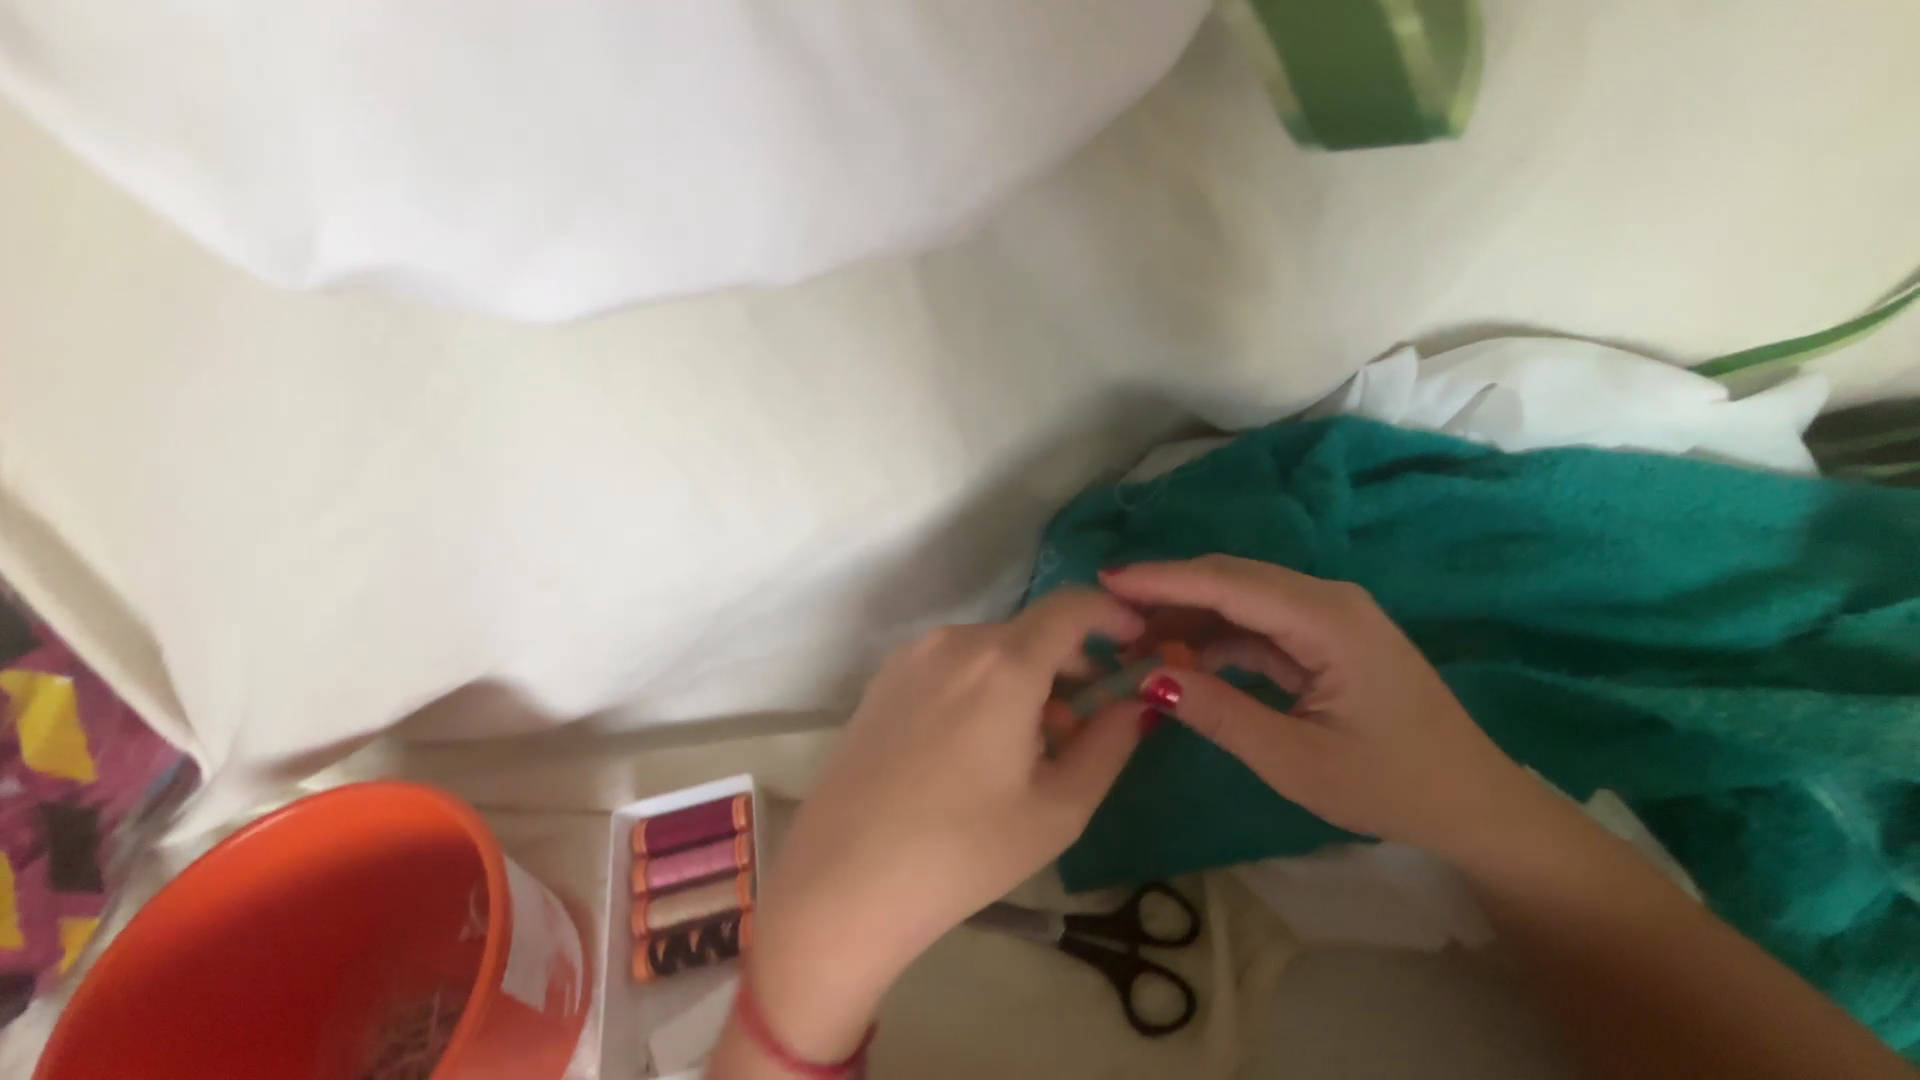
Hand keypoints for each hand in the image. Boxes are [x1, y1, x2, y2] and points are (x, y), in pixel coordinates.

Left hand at [744, 588, 1149, 1060]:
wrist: (842, 882)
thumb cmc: (962, 853)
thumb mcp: (1057, 810)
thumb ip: (1109, 745)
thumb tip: (1137, 703)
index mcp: (1003, 663)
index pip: (1071, 606)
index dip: (1111, 613)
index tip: (1135, 640)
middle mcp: (954, 642)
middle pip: (1030, 632)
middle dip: (1069, 665)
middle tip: (1085, 723)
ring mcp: (910, 658)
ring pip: (989, 650)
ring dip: (1024, 680)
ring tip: (1028, 748)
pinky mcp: (881, 682)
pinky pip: (950, 666)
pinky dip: (981, 686)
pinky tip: (975, 748)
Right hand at [1102, 556, 1541, 856]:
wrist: (1471, 803)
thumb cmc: (1390, 785)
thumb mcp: (1295, 760)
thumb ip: (1218, 712)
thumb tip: (1147, 677)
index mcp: (1328, 620)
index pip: (1228, 584)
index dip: (1163, 580)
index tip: (1105, 579)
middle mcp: (1328, 600)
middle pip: (1230, 580)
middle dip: (1166, 595)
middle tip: (1106, 616)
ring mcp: (1327, 616)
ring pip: (1239, 600)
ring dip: (1186, 618)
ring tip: (1131, 646)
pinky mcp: (1323, 637)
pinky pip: (1255, 624)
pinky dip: (1213, 638)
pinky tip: (1177, 659)